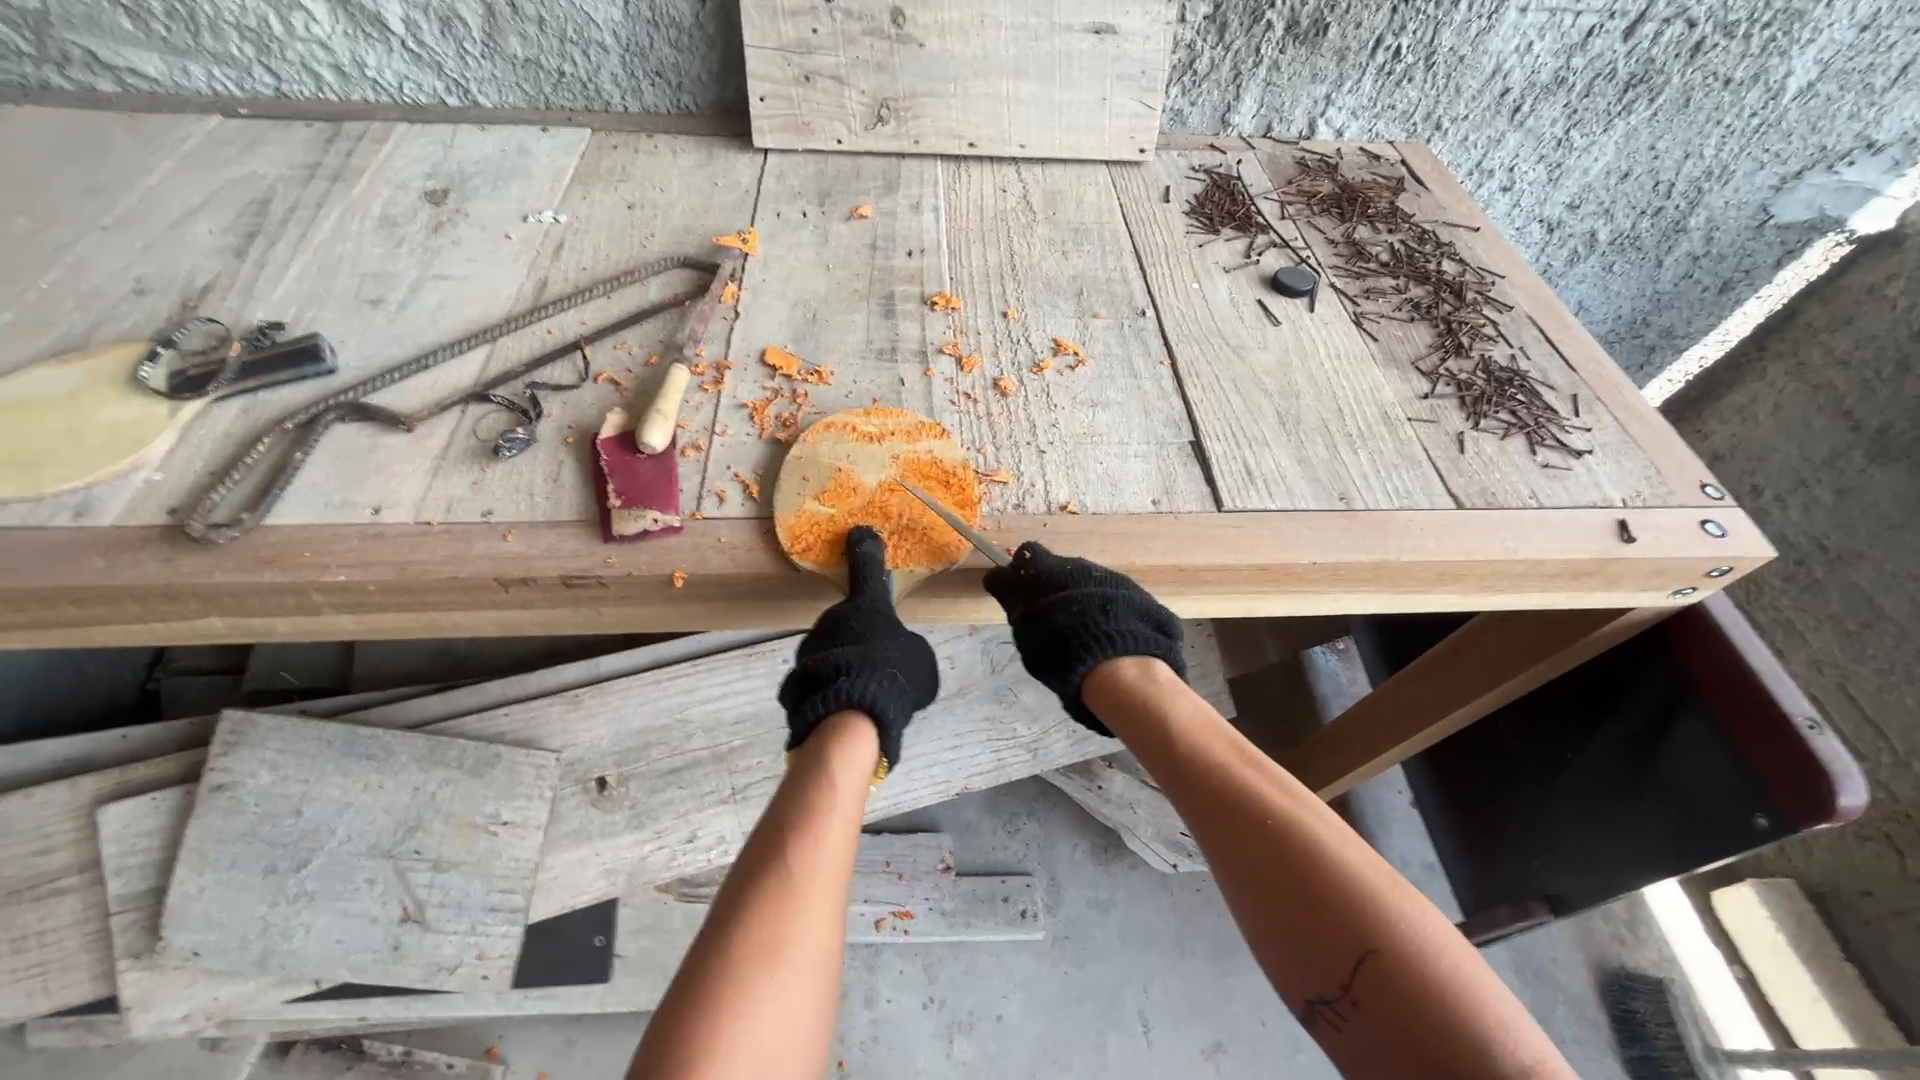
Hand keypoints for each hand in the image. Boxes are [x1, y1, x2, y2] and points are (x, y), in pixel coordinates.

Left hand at [778, 526, 939, 772]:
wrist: (854, 715)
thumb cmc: (894, 676)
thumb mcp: (918, 657)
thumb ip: (905, 646)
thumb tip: (899, 652)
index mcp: (867, 606)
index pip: (868, 570)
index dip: (866, 550)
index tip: (859, 532)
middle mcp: (833, 620)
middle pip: (847, 624)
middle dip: (858, 640)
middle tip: (876, 665)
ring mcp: (810, 649)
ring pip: (830, 654)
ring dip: (843, 668)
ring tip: (862, 693)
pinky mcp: (795, 679)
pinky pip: (818, 681)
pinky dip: (830, 690)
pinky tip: (845, 708)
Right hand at [982, 542, 1185, 734]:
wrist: (1119, 659)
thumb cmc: (1059, 644)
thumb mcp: (1025, 625)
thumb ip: (1012, 599)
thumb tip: (996, 577)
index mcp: (1045, 569)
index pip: (1026, 554)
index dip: (1021, 571)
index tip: (1018, 591)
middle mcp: (1076, 565)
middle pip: (1058, 568)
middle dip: (1051, 585)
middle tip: (1048, 616)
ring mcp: (1105, 576)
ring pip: (1083, 581)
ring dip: (1078, 597)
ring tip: (1081, 628)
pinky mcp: (1131, 591)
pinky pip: (1107, 594)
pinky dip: (1101, 607)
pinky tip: (1105, 631)